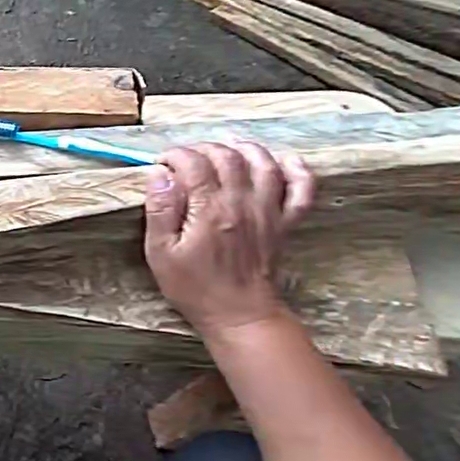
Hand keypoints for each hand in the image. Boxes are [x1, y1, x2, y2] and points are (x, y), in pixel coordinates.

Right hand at [142, 142, 314, 337]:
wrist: (240, 317)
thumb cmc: (196, 289)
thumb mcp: (161, 254)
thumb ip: (160, 210)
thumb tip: (158, 174)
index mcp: (209, 210)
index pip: (193, 163)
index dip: (175, 155)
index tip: (163, 163)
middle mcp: (242, 203)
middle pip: (226, 155)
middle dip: (203, 147)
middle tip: (187, 157)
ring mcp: (267, 211)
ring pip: (263, 162)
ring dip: (244, 146)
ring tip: (227, 143)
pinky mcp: (284, 223)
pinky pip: (301, 189)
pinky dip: (296, 169)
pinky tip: (281, 159)